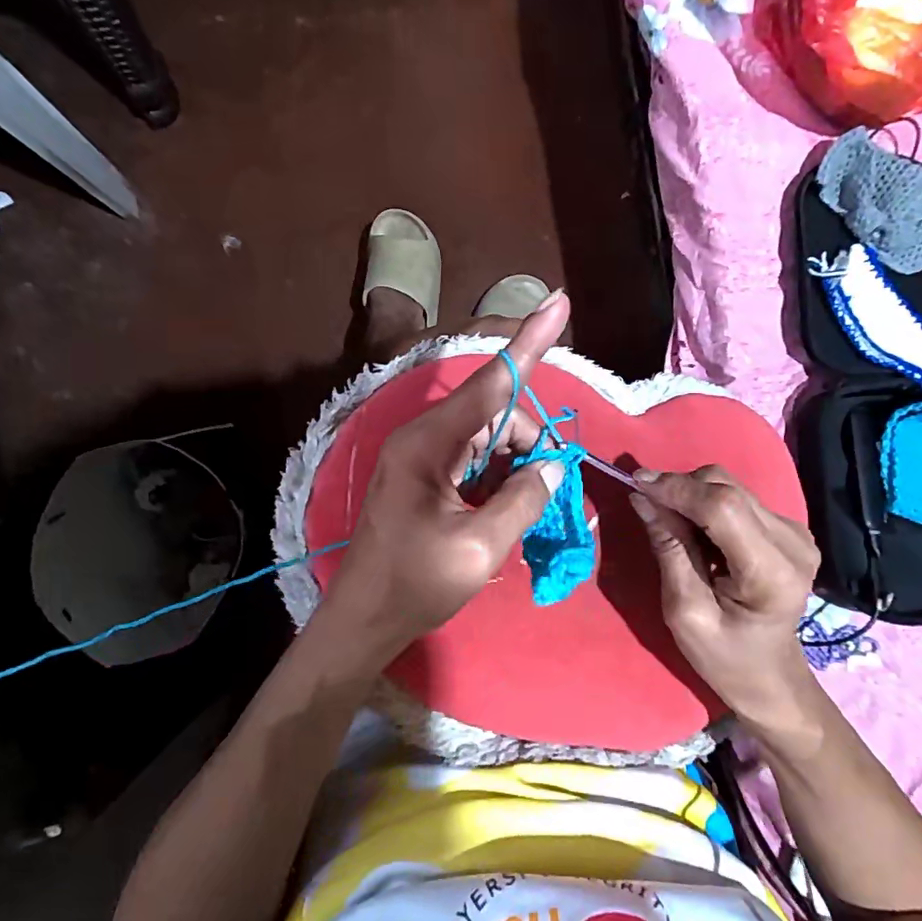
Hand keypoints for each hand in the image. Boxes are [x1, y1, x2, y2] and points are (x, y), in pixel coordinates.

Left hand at [319, 292, 571, 663]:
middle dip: (531, 441)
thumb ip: (523, 498)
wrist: (364, 619)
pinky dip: (499, 476)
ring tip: (527, 507)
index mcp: (429, 444)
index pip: (491, 383)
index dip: (529, 342)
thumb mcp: (480, 546)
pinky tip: (506, 508)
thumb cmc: (416, 585)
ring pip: (489, 437)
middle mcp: (424, 438)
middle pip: (496, 414)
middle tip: (551, 488)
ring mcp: (422, 457)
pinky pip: (474, 459)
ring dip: (517, 464)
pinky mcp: (424, 477)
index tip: (558, 301)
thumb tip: (553, 465)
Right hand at [630, 466, 820, 722]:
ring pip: (731, 487)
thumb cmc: (724, 657)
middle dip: (680, 488)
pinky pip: (738, 498)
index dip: (678, 489)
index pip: (723, 507)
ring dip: (692, 495)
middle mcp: (792, 542)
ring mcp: (796, 532)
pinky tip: (696, 530)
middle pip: (727, 488)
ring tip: (670, 521)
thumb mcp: (684, 611)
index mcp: (770, 572)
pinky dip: (707, 504)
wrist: (769, 675)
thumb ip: (669, 549)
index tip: (636, 482)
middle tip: (647, 503)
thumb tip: (643, 498)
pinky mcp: (789, 528)